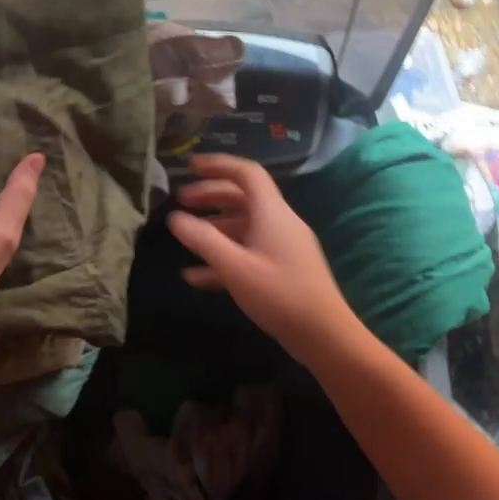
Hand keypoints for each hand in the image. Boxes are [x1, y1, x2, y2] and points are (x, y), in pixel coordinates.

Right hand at [167, 153, 358, 364]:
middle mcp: (279, 223)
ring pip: (244, 226)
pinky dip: (224, 256)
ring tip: (185, 237)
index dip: (218, 165)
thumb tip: (174, 218)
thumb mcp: (235, 267)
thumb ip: (203, 240)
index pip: (247, 174)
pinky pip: (248, 252)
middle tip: (181, 200)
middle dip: (211, 196)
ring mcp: (282, 246)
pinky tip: (196, 275)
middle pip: (243, 198)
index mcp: (272, 213)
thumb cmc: (279, 295)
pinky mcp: (282, 269)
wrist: (323, 334)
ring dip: (214, 227)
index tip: (190, 166)